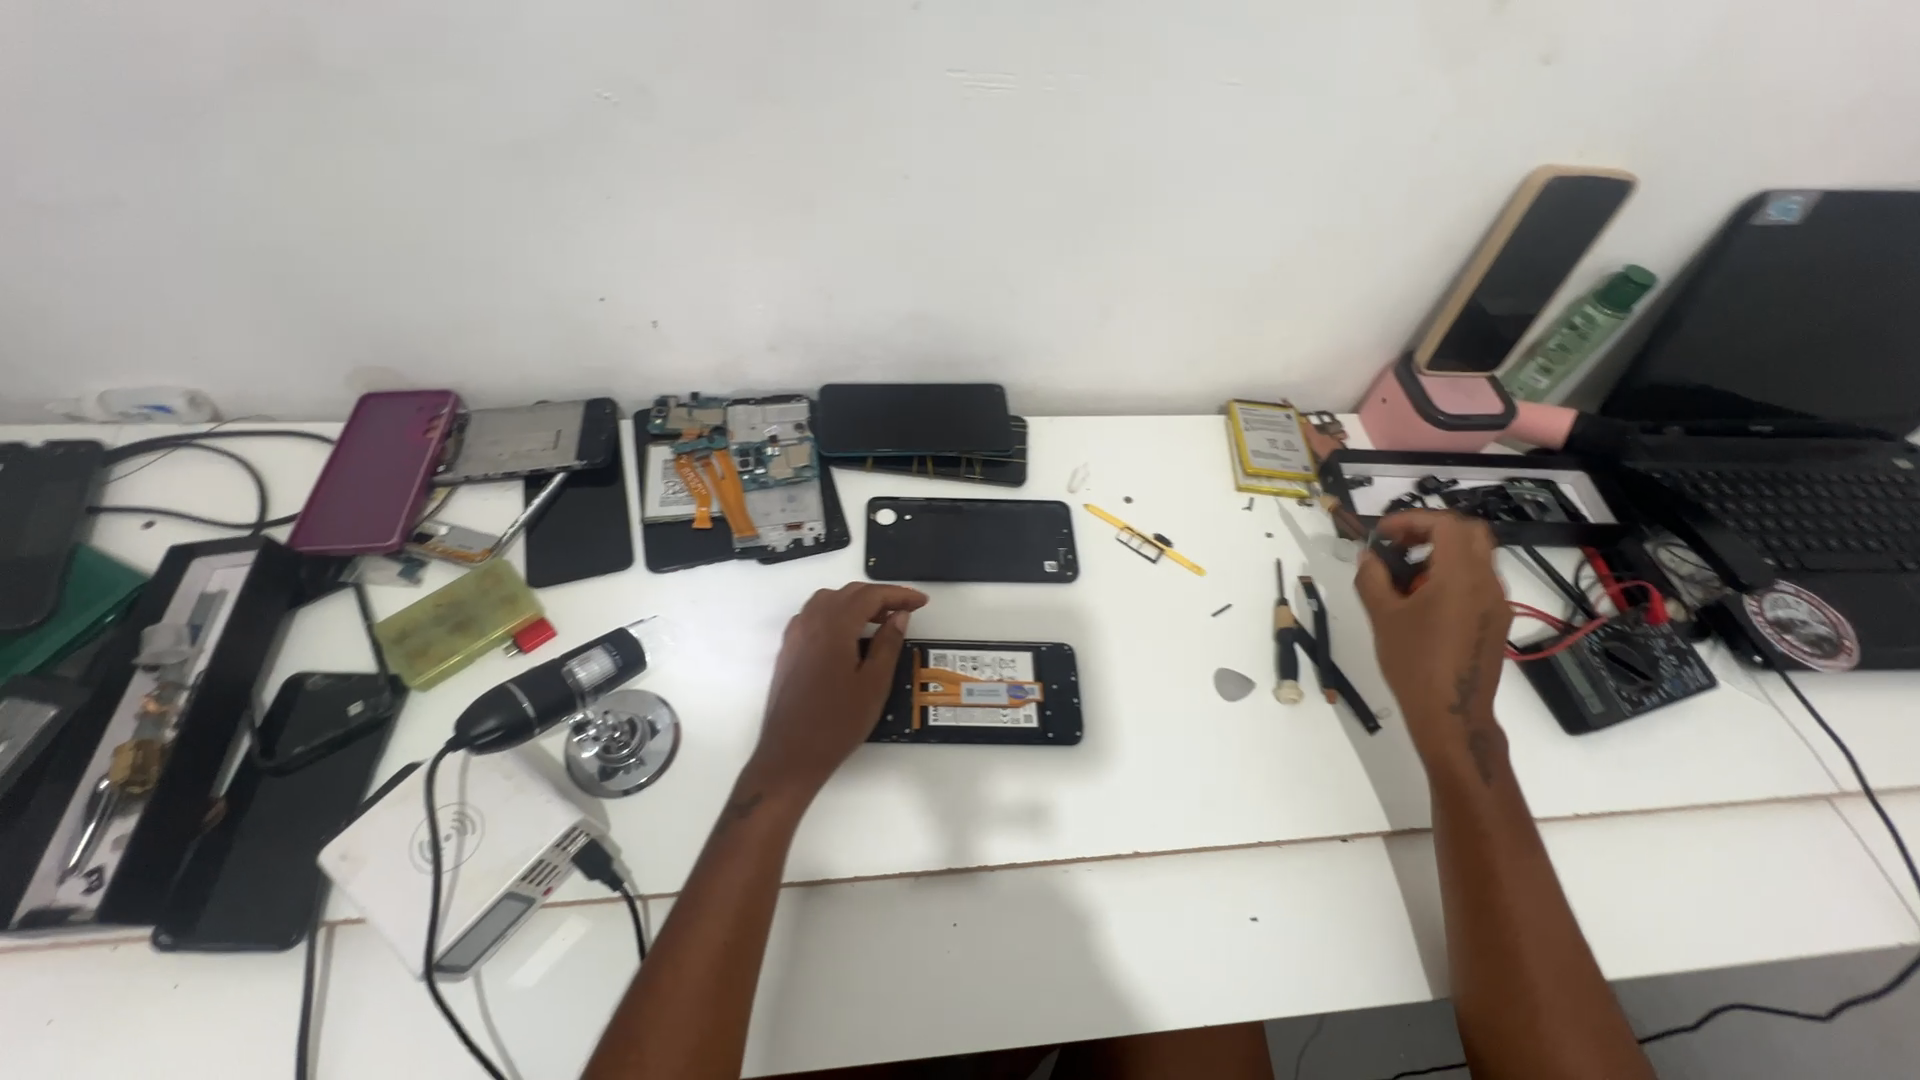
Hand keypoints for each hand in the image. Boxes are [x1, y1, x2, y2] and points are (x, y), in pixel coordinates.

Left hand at [746, 583, 928, 798]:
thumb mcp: (874, 683)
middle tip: (905, 611)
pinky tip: (849, 636)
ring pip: (828, 601)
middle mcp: (810, 622)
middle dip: (879, 597)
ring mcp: (794, 635)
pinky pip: (813, 616)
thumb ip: (888, 644)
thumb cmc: (838, 721)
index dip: (899, 594)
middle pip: (848, 593)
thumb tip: (898, 615)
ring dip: (855, 603)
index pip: (870, 596)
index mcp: (833, 626)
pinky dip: (836, 614)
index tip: (921, 602)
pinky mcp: (788, 650)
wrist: (791, 753)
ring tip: (879, 621)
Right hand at [1354, 511, 1511, 771]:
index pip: (1445, 525)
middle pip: (1469, 533)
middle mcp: (1487, 582)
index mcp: (1460, 576)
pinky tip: (1422, 601)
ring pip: (1475, 556)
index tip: (1383, 534)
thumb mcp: (1382, 616)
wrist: (1451, 713)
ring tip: (1405, 577)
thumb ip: (1372, 578)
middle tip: (1399, 545)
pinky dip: (1452, 575)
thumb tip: (1368, 557)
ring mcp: (1496, 602)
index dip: (1412, 520)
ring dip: (1441, 553)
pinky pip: (1477, 581)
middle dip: (1431, 530)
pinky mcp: (1495, 620)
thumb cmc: (1413, 662)